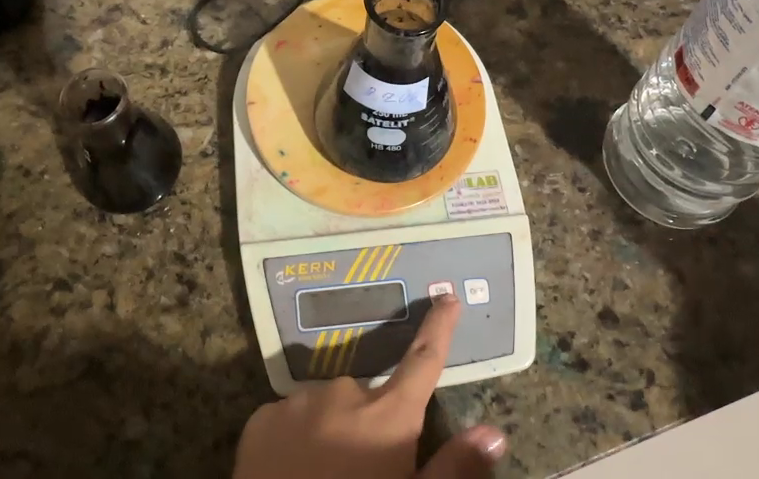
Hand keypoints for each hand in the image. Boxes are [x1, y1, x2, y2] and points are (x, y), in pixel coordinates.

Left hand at [232, 293, 507, 478]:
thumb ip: (452, 466)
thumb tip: (495, 433)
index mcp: (387, 415)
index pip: (422, 361)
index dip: (438, 329)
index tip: (447, 297)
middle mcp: (346, 394)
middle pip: (368, 398)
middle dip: (369, 422)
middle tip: (363, 465)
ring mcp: (300, 401)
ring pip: (327, 407)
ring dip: (331, 430)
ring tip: (325, 472)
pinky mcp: (263, 416)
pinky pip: (289, 419)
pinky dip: (295, 438)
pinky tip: (293, 468)